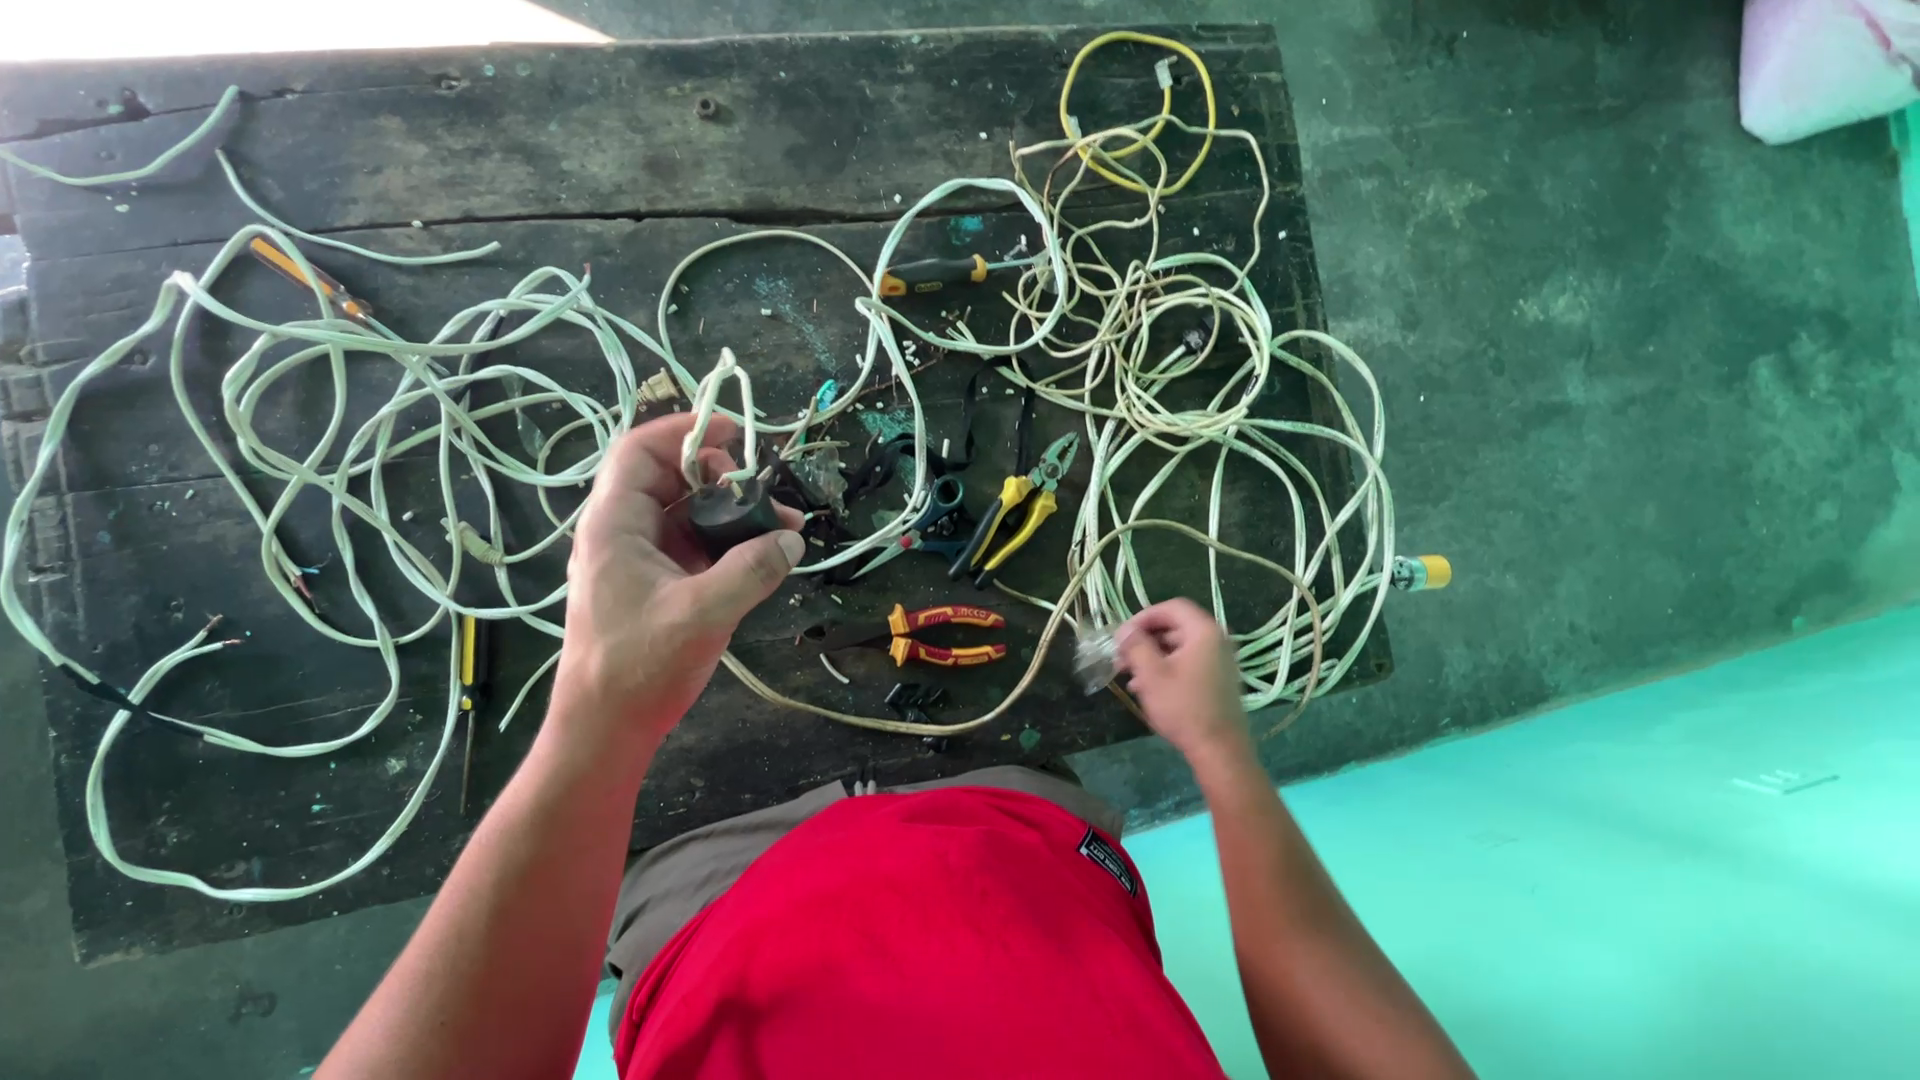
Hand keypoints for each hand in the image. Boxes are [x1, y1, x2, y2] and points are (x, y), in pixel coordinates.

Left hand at [551, 413, 802, 754]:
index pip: (640, 451)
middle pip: (670, 477)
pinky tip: (764, 556)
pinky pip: (696, 546)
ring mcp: (641, 559)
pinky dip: (730, 543)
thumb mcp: (702, 613)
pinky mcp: (659, 584)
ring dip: (733, 512)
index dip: (684, 430)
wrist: (606, 726)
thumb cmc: (639, 665)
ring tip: (781, 527)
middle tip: (763, 490)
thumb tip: (791, 541)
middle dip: (722, 475)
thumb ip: (751, 570)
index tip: (735, 432)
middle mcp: (624, 532)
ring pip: (688, 513)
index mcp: (615, 524)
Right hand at [1115, 598, 1251, 764]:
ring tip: (1128, 676)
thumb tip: (1124, 630)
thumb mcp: (1151, 674)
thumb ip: (1136, 646)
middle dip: (1144, 640)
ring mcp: (1220, 662)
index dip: (1143, 617)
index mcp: (1204, 632)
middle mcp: (1217, 641)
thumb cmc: (1183, 707)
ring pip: (1179, 648)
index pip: (1171, 608)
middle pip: (1174, 627)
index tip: (1122, 635)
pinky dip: (1166, 669)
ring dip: (1151, 657)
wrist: (1219, 750)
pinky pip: (1188, 663)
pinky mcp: (1218, 680)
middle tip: (1121, 657)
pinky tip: (1146, 688)